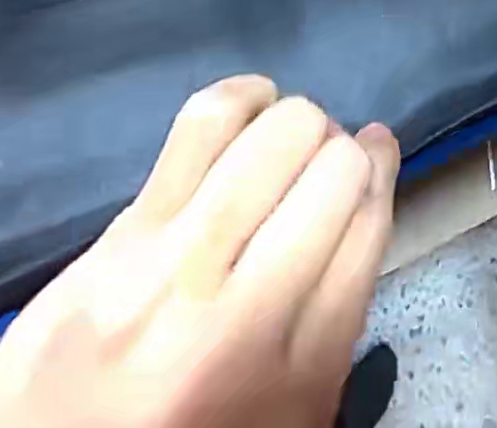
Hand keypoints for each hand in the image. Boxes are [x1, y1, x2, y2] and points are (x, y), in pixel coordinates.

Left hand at [0, 77, 400, 427]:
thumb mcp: (299, 398)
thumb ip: (340, 292)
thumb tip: (366, 167)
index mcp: (302, 369)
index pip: (368, 221)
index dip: (381, 168)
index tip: (375, 150)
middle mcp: (241, 317)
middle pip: (334, 171)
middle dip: (342, 148)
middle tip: (318, 167)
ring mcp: (168, 274)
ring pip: (276, 135)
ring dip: (299, 122)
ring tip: (283, 138)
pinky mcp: (114, 241)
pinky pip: (200, 128)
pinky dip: (243, 97)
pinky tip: (250, 106)